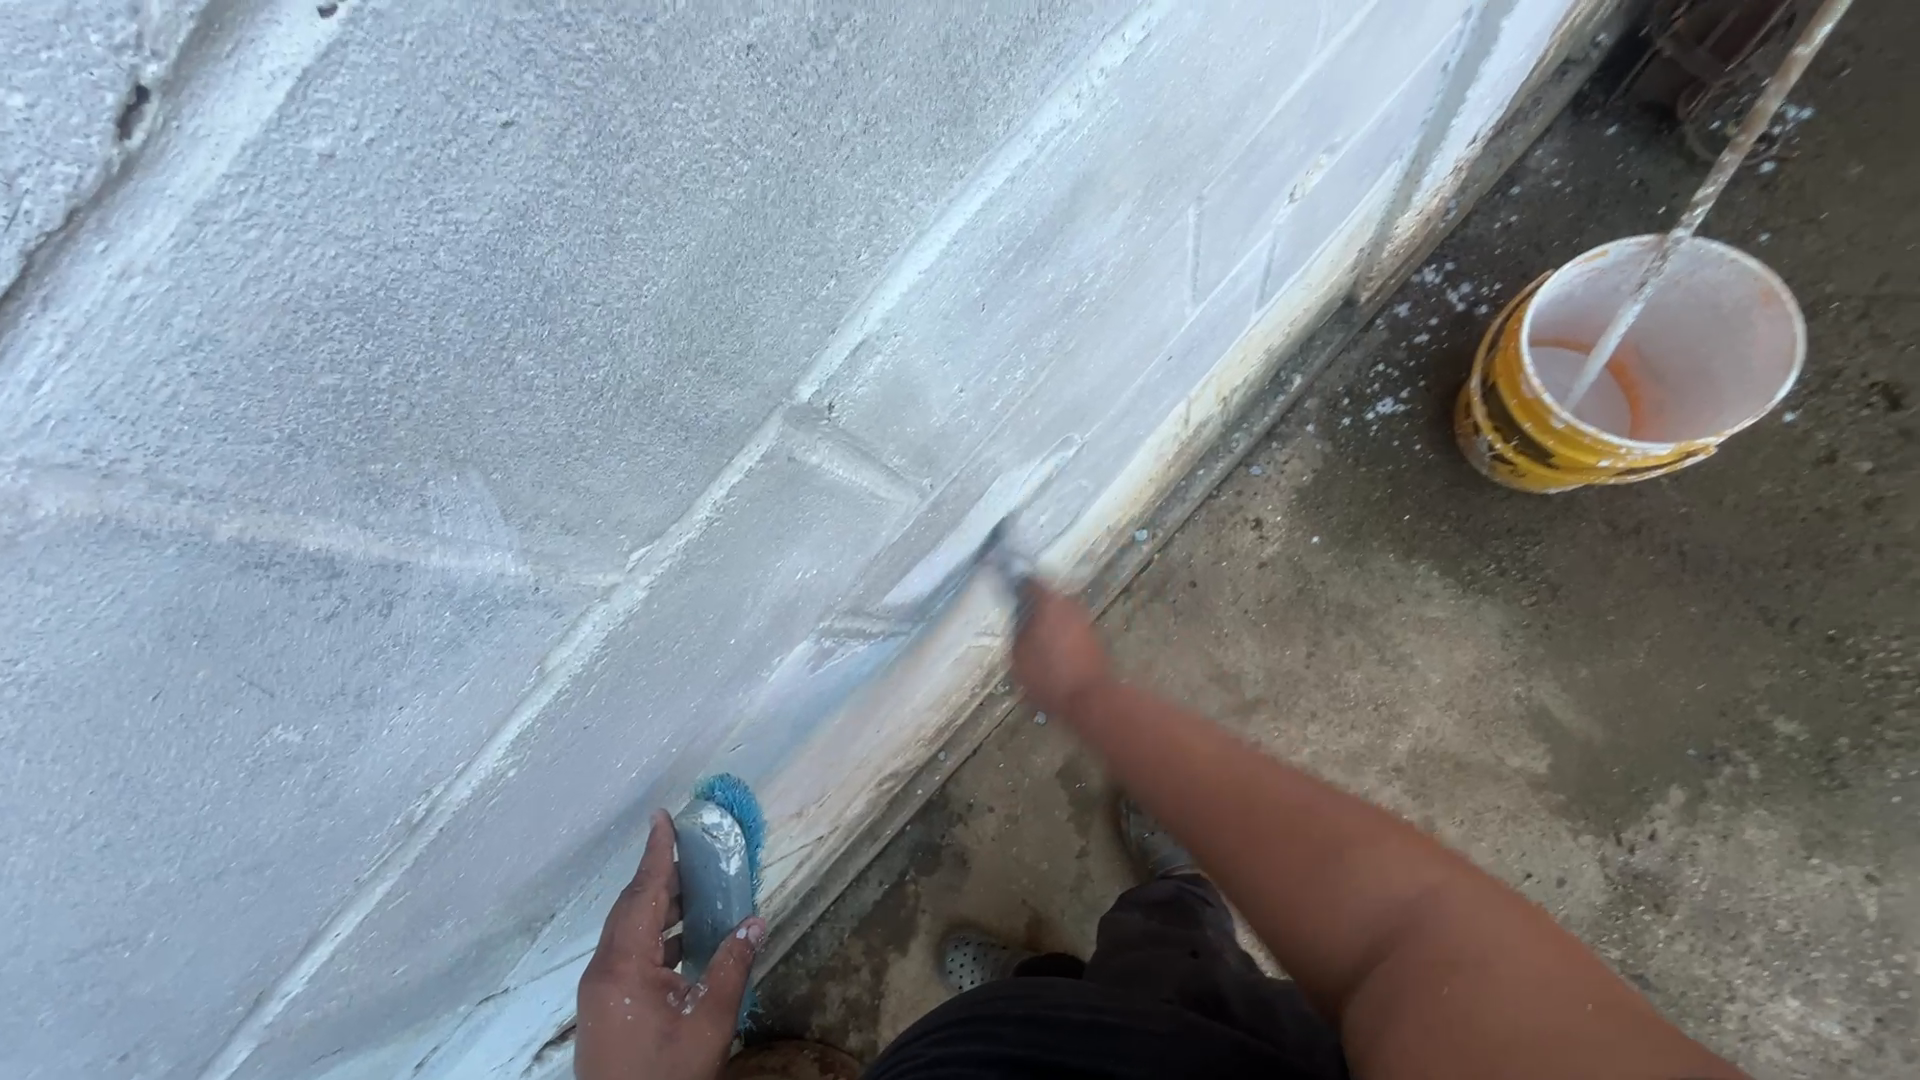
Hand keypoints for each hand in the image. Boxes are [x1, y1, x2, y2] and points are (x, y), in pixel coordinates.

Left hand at [576, 810, 763, 1079]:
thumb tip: (755, 922)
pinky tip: (684, 933)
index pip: (642, 894)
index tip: (662, 816)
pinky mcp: (606, 1005)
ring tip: (693, 881)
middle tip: (686, 842)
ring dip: (658, 902)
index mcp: (624, 966)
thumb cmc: (667, 1072)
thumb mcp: (709, 1021)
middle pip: (631, 907)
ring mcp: (601, 989)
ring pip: (629, 928)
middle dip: (659, 872)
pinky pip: (629, 950)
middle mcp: (604, 970)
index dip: (656, 853)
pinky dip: (656, 930)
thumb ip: (730, 966)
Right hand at [1010, 579, 1111, 716]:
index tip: (1006, 589)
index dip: (1016, 585)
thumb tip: (1018, 618)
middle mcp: (1069, 605)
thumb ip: (1017, 630)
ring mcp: (1085, 621)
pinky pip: (1070, 628)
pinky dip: (1060, 634)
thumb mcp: (1018, 655)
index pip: (1029, 582)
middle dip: (1034, 604)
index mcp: (1049, 602)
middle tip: (1018, 617)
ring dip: (1048, 620)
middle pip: (1048, 597)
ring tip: (1033, 637)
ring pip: (1060, 613)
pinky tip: (1050, 650)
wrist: (1090, 699)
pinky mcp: (1093, 639)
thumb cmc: (1048, 675)